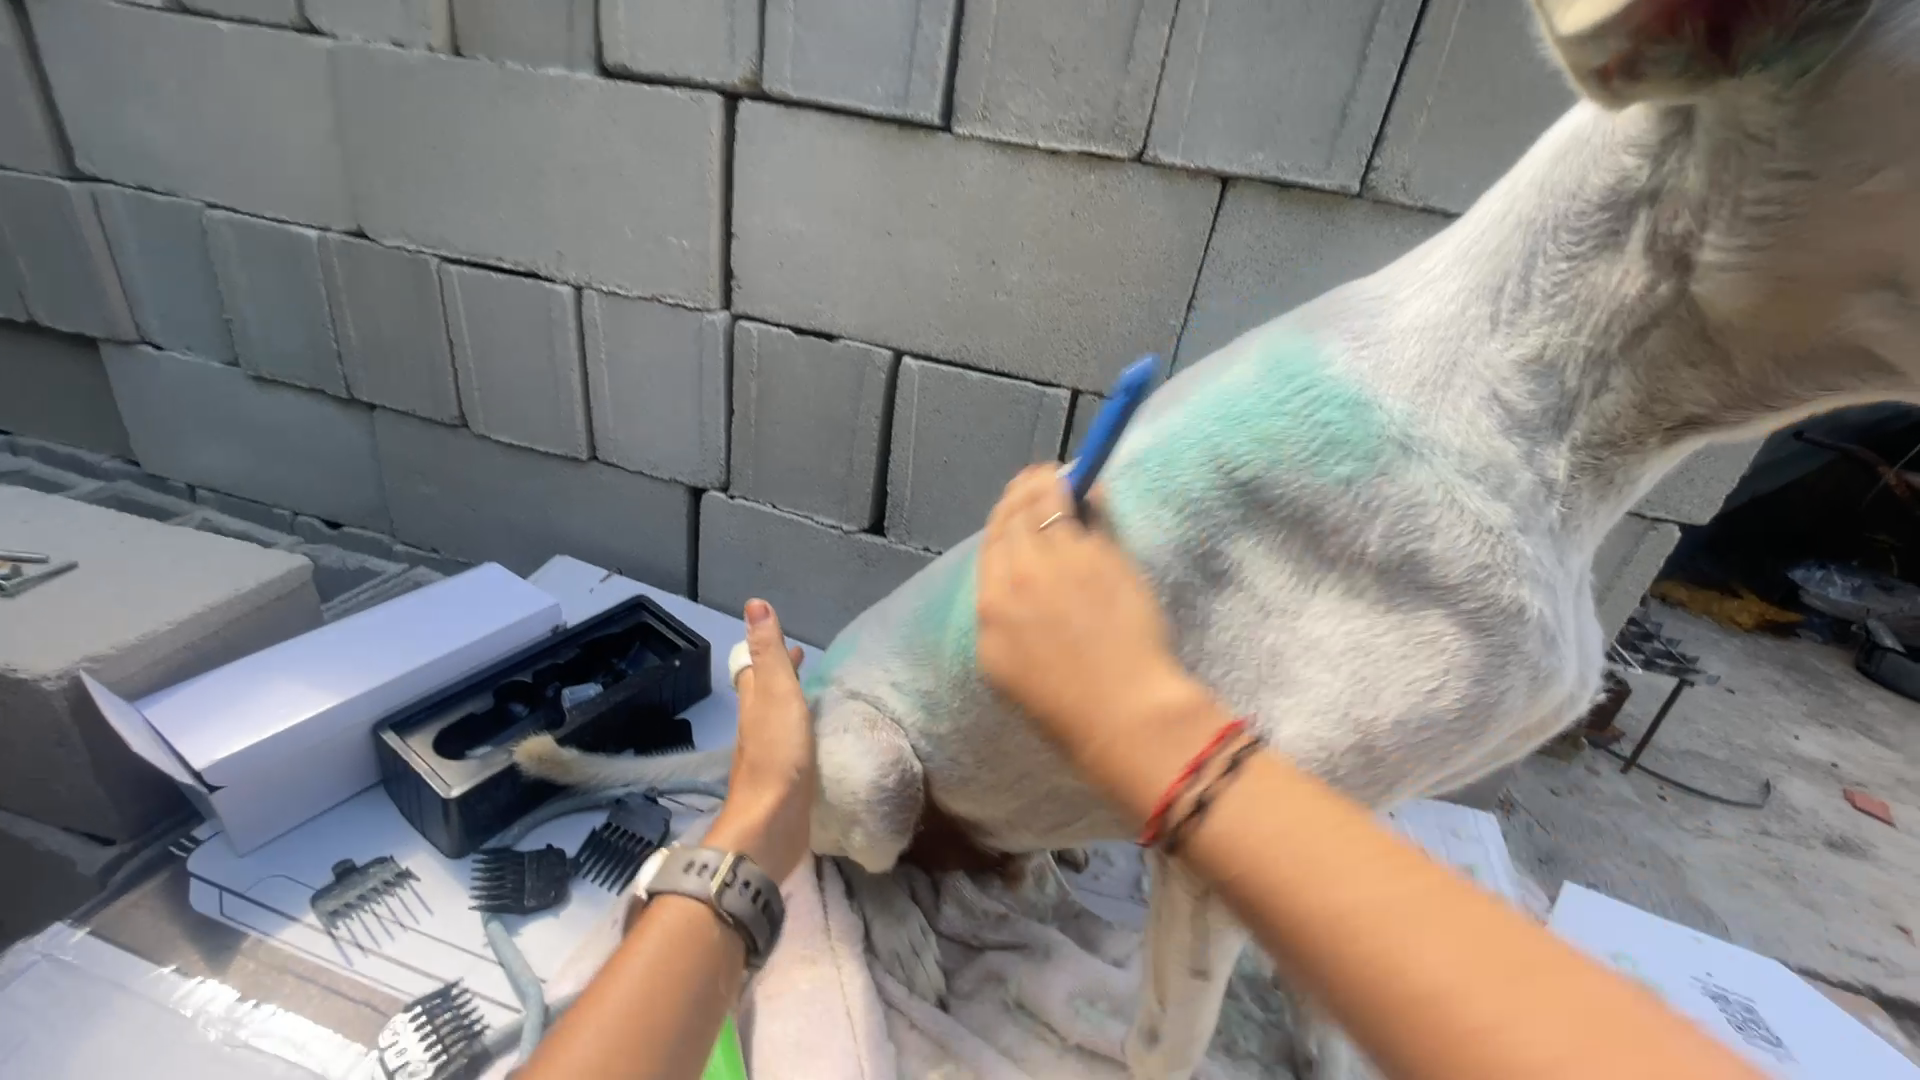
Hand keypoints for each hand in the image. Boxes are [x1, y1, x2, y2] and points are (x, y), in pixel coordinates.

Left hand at [706, 599, 813, 882]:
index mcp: (754, 705)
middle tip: (807, 667)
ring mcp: (769, 759)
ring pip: (780, 722)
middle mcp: (756, 729)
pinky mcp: (784, 784)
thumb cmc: (777, 755)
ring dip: (794, 706)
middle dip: (783, 678)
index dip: (771, 655)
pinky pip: (794, 749)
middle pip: (766, 696)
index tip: (794, 645)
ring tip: (819, 699)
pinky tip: (821, 742)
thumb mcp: (775, 693)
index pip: (756, 671)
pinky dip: (805, 735)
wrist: (771, 825)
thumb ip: (769, 652)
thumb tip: (754, 603)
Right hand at [975, 467, 1208, 771]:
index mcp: (988, 611)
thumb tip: (1016, 577)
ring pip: (1041, 506)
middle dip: (1021, 493)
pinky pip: (1084, 513)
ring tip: (1062, 475)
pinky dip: (1085, 493)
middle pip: (1010, 520)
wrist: (1120, 714)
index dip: (1003, 520)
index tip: (1015, 508)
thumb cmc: (1068, 708)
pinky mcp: (1093, 556)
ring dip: (1048, 483)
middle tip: (1040, 479)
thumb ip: (1005, 620)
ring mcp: (1054, 564)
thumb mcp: (1010, 669)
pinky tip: (1091, 485)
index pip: (989, 547)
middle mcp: (1013, 580)